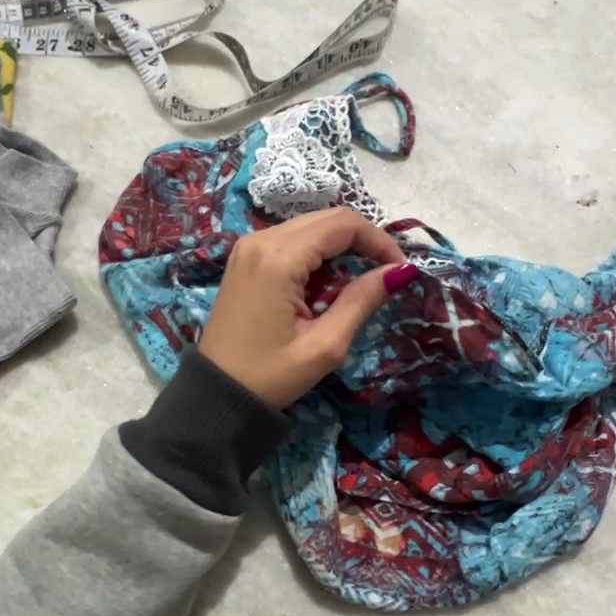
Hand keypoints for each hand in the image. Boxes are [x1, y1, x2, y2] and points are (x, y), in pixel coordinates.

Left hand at [199, 208, 420, 408]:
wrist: (215, 395)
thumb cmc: (269, 377)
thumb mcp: (323, 346)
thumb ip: (361, 301)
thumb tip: (400, 271)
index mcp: (278, 257)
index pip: (343, 224)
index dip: (379, 240)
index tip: (399, 269)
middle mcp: (260, 240)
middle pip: (326, 219)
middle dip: (361, 242)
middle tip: (385, 275)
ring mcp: (248, 247)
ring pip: (309, 227)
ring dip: (339, 249)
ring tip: (357, 285)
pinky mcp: (244, 260)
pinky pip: (290, 241)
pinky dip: (316, 256)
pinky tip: (326, 286)